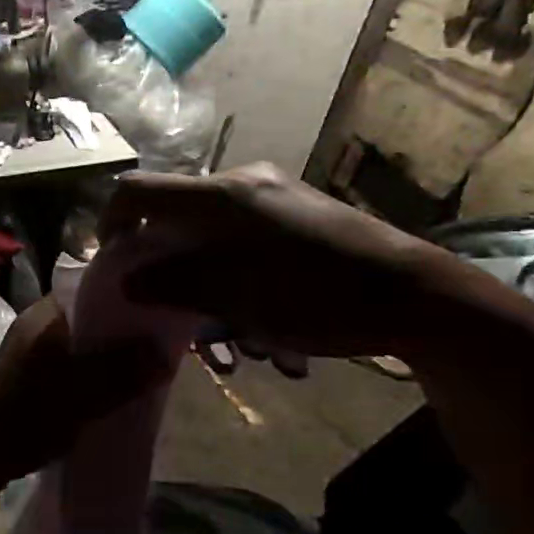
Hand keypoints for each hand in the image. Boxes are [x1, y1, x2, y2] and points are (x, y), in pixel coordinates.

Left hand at [0, 296, 176, 488]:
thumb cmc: (30, 414)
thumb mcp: (83, 394)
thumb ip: (123, 371)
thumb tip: (164, 350)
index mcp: (44, 315)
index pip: (90, 290)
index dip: (124, 298)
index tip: (158, 309)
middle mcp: (36, 323)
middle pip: (88, 316)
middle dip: (121, 330)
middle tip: (159, 343)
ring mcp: (32, 347)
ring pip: (81, 340)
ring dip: (108, 352)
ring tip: (145, 365)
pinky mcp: (31, 371)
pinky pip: (71, 359)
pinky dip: (93, 368)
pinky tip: (115, 386)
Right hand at [99, 163, 474, 363]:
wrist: (422, 297)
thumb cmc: (320, 294)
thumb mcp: (236, 297)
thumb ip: (173, 283)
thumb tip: (126, 278)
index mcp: (220, 194)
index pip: (138, 190)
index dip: (111, 222)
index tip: (114, 262)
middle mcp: (241, 185)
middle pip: (176, 222)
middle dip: (172, 275)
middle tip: (180, 318)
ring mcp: (271, 201)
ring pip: (212, 244)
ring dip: (213, 294)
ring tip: (242, 347)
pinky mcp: (295, 219)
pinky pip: (245, 248)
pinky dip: (242, 287)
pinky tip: (270, 336)